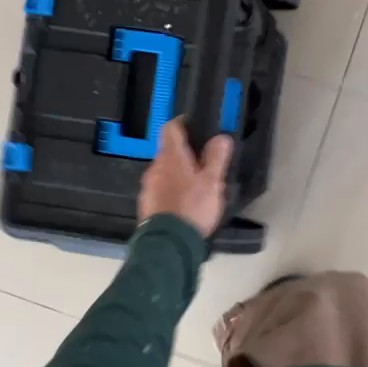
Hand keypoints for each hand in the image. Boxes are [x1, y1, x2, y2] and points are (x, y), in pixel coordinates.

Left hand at [137, 119, 234, 238]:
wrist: (168, 243)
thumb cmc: (193, 207)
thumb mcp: (212, 182)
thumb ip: (217, 157)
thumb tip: (220, 136)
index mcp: (170, 156)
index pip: (171, 127)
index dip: (184, 123)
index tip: (197, 127)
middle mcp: (155, 167)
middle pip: (169, 151)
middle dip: (186, 154)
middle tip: (206, 163)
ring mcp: (148, 187)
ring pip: (165, 172)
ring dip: (179, 174)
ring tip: (197, 186)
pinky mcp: (146, 205)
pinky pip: (161, 189)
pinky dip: (172, 190)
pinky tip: (184, 203)